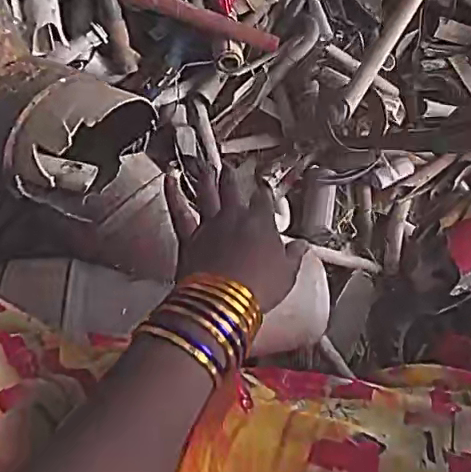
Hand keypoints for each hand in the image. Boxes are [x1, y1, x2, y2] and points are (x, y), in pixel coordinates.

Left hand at [176, 165, 306, 311]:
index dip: (264, 192)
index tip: (263, 189)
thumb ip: (294, 256)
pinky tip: (169, 180)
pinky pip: (179, 211)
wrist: (223, 303)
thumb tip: (301, 248)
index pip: (264, 199)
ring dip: (206, 178)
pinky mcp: (189, 238)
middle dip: (232, 175)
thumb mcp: (286, 275)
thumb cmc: (257, 289)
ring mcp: (210, 225)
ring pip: (207, 193)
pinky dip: (173, 194)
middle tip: (230, 168)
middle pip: (233, 188)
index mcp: (261, 222)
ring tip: (205, 167)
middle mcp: (234, 217)